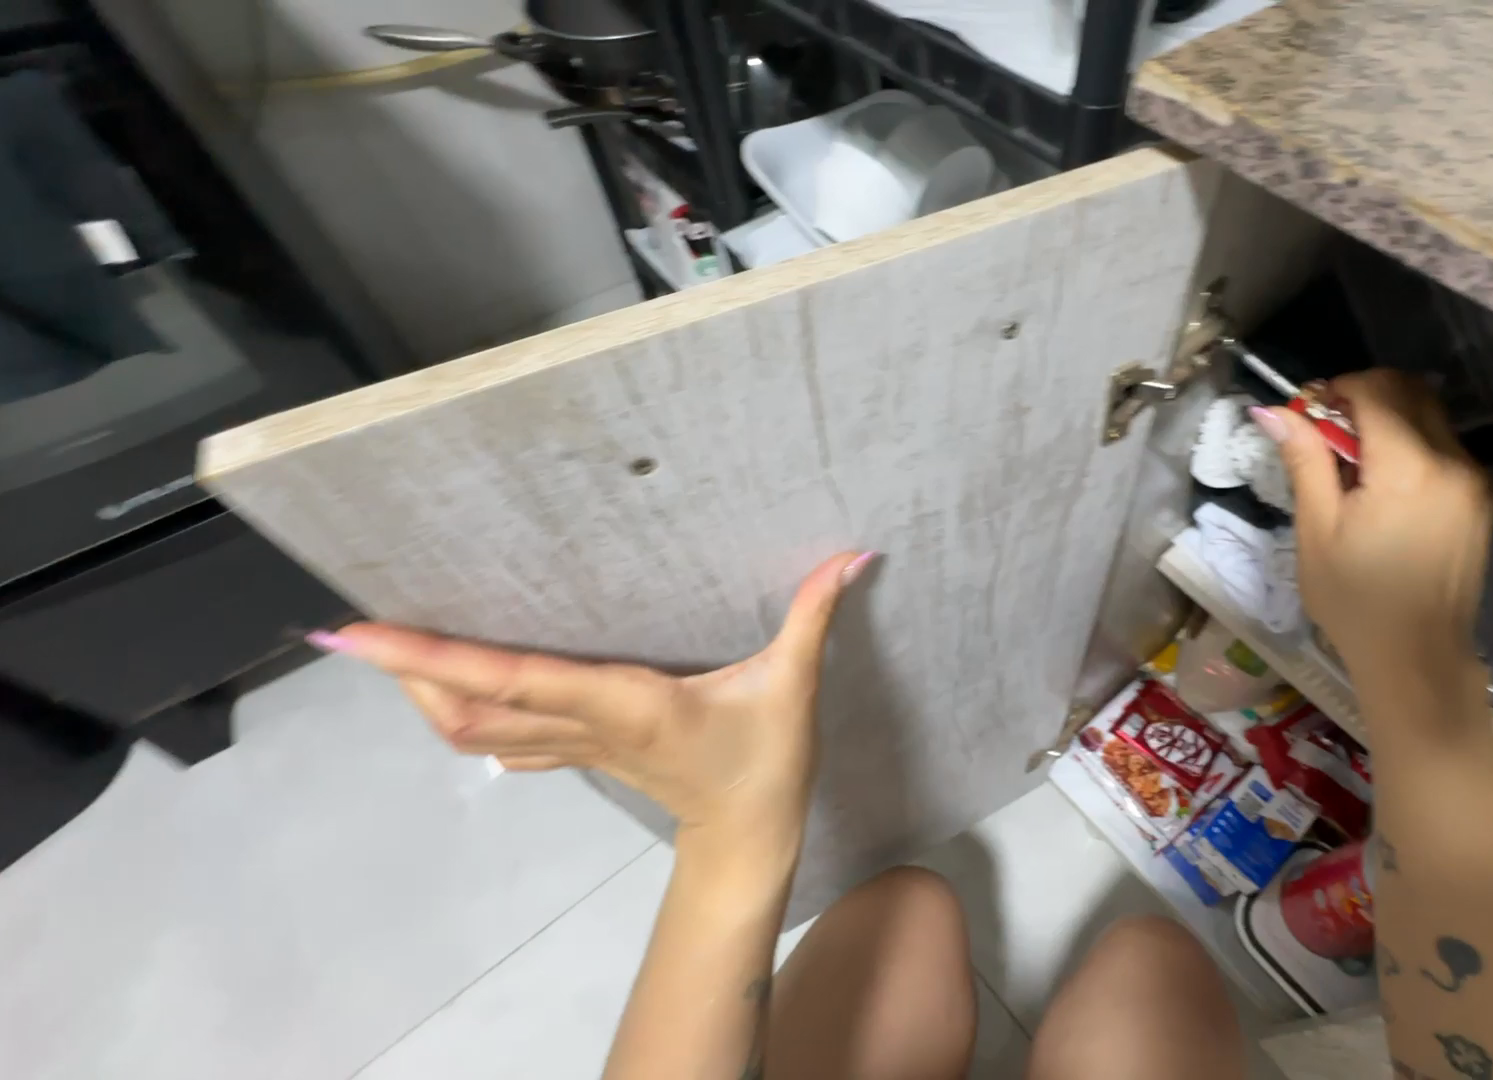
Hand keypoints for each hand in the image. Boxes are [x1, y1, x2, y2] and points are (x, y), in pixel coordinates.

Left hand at [306, 551, 876, 840]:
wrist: (749, 838)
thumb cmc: (767, 761)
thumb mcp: (793, 685)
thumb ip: (813, 615)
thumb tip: (854, 556)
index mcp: (625, 702)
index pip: (514, 678)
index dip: (435, 656)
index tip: (357, 634)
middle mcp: (585, 724)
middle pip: (467, 709)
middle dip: (406, 672)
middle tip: (355, 628)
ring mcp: (577, 747)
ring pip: (474, 731)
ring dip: (426, 692)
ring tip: (389, 648)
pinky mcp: (583, 753)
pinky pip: (501, 738)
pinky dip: (463, 711)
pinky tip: (449, 686)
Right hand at [1251, 371, 1492, 679]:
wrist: (1416, 656)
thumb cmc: (1353, 598)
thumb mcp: (1316, 530)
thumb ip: (1305, 461)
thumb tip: (1273, 411)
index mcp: (1409, 468)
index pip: (1377, 392)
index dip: (1336, 390)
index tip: (1306, 415)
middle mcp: (1453, 462)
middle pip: (1411, 392)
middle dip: (1363, 397)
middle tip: (1324, 434)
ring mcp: (1475, 480)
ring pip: (1429, 417)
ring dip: (1386, 421)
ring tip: (1348, 467)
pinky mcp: (1481, 498)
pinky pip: (1443, 447)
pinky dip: (1408, 445)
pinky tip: (1380, 487)